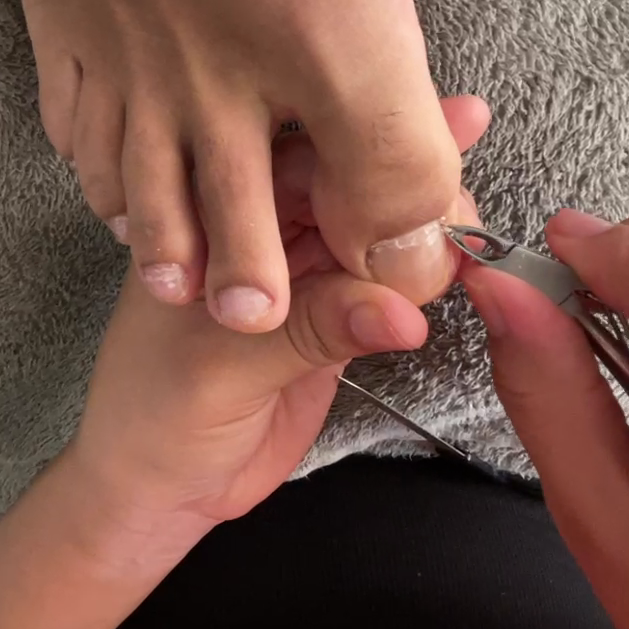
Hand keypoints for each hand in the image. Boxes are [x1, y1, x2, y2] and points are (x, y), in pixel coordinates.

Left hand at [64, 97, 488, 531]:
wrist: (161, 485)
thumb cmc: (154, 413)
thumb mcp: (222, 366)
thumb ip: (308, 331)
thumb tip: (401, 309)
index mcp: (212, 222)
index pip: (290, 168)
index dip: (354, 154)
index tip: (420, 143)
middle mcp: (257, 238)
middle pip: (339, 192)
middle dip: (400, 184)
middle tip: (461, 191)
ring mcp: (295, 277)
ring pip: (367, 239)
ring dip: (420, 232)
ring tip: (474, 223)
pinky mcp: (326, 319)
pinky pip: (378, 293)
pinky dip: (416, 283)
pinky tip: (457, 263)